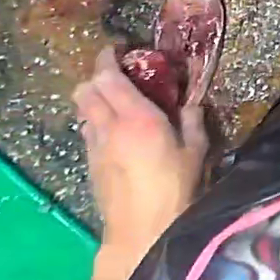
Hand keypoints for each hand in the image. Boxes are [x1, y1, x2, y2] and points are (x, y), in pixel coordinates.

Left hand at [73, 47, 210, 257]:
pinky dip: (96, 117)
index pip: (108, 76)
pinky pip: (87, 128)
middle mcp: (109, 126)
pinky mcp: (90, 163)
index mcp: (137, 117)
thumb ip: (192, 119)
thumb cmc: (175, 187)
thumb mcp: (196, 149)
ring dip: (94, 96)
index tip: (121, 48)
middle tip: (121, 72)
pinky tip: (116, 127)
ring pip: (82, 108)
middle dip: (98, 74)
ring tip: (118, 98)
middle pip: (86, 88)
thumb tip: (192, 102)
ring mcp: (95, 145)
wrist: (141, 231)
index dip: (108, 57)